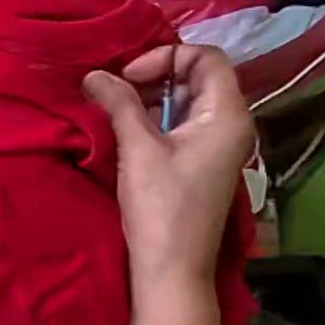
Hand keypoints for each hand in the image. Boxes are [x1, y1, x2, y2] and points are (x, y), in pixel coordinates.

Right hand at [83, 45, 253, 297]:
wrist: (171, 268)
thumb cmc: (161, 207)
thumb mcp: (138, 149)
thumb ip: (119, 105)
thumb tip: (94, 75)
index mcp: (228, 114)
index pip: (206, 57)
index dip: (165, 57)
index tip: (127, 78)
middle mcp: (231, 124)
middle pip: (197, 77)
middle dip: (155, 76)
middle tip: (116, 92)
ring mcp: (217, 146)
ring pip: (187, 102)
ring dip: (151, 99)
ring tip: (115, 110)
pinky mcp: (200, 164)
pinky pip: (181, 126)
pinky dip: (155, 121)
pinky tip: (127, 131)